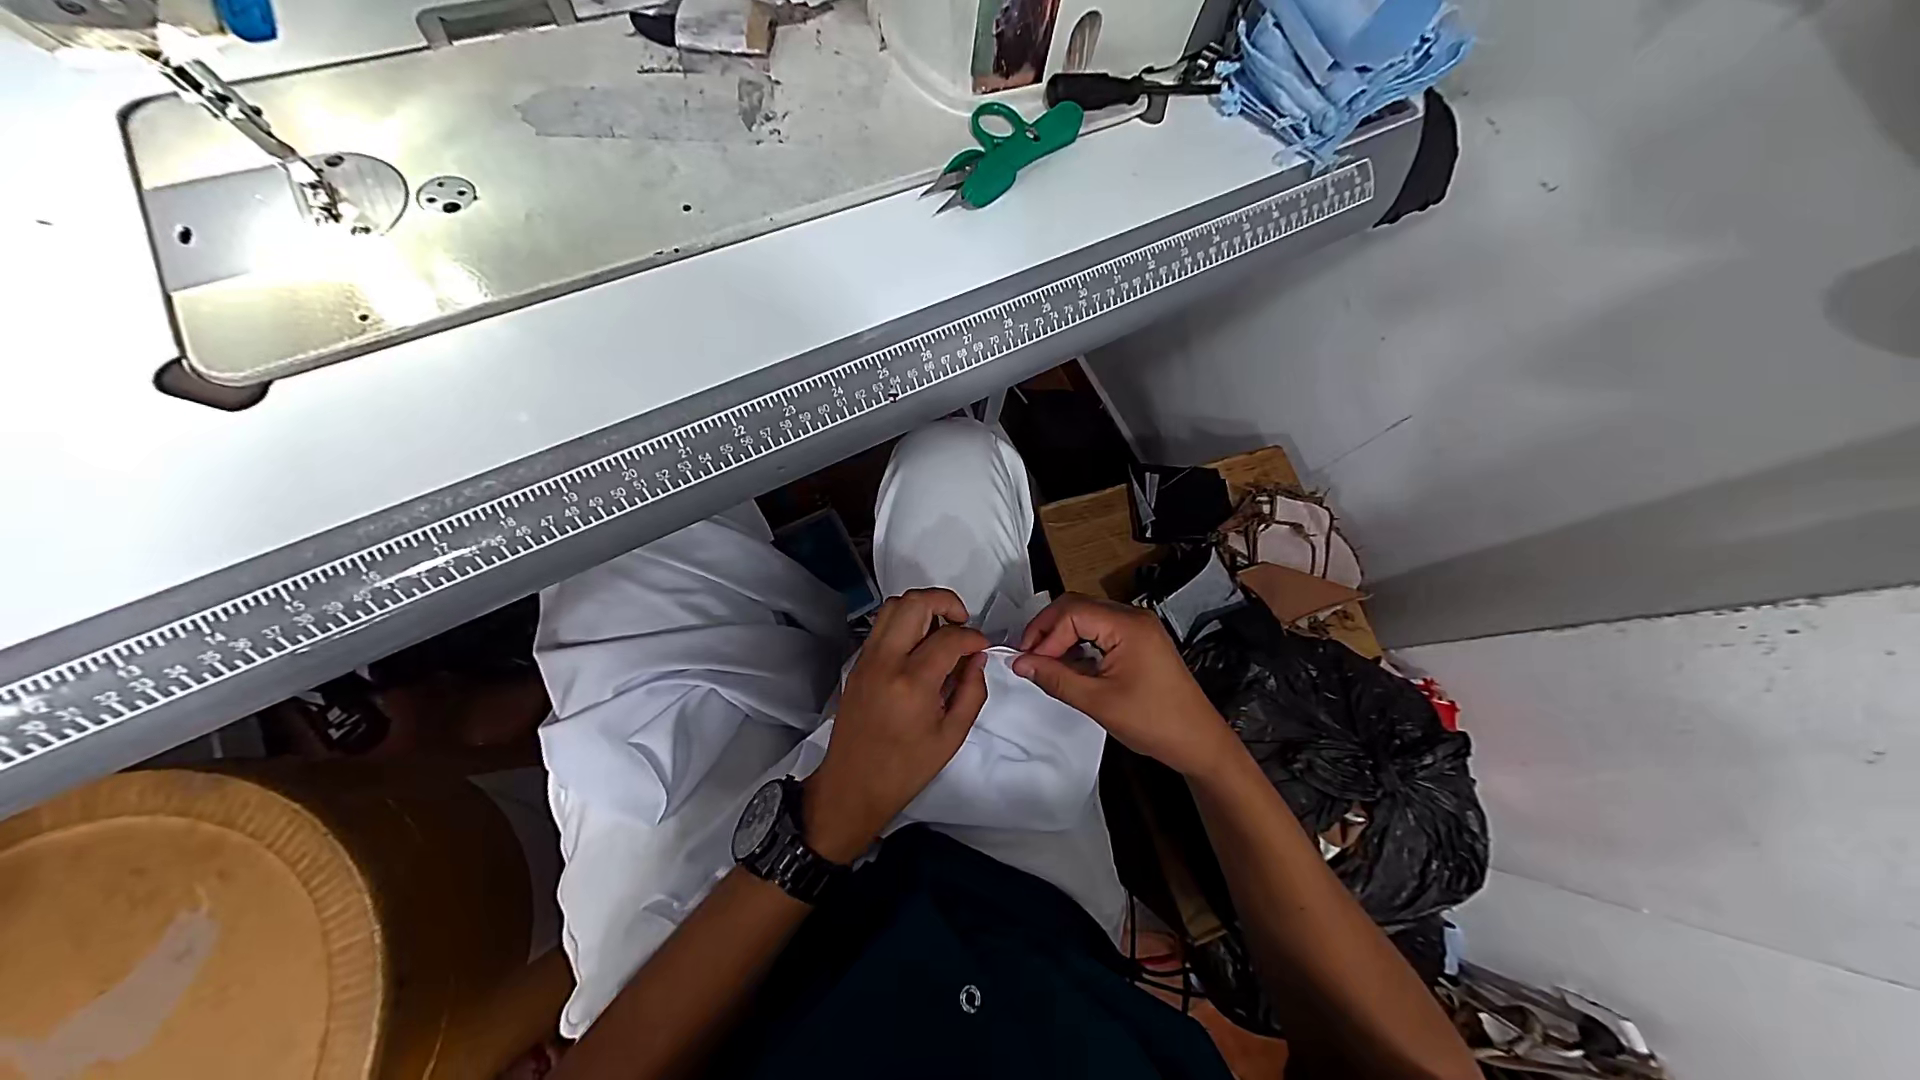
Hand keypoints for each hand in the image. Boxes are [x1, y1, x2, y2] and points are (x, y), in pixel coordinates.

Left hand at [804, 588, 989, 861]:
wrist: (852, 785)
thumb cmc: (904, 769)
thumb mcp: (952, 736)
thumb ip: (972, 691)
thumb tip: (976, 659)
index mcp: (912, 683)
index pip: (949, 637)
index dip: (973, 637)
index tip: (981, 647)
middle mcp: (885, 661)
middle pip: (915, 603)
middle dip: (946, 602)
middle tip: (962, 622)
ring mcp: (866, 659)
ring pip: (894, 605)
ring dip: (922, 607)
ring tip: (941, 630)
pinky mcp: (857, 663)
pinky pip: (882, 625)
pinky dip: (904, 622)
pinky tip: (920, 645)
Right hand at [1013, 594, 1242, 780]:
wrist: (1199, 742)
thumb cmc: (1159, 722)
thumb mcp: (1098, 702)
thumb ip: (1056, 678)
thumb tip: (1023, 663)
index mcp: (1128, 626)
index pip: (1071, 613)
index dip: (1044, 635)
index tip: (1028, 660)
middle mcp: (1134, 619)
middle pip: (1077, 608)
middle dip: (1049, 631)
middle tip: (1030, 658)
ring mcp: (1138, 630)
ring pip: (1086, 619)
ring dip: (1062, 638)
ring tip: (1046, 665)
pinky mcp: (1139, 643)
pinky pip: (1100, 632)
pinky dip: (1079, 645)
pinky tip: (1069, 668)